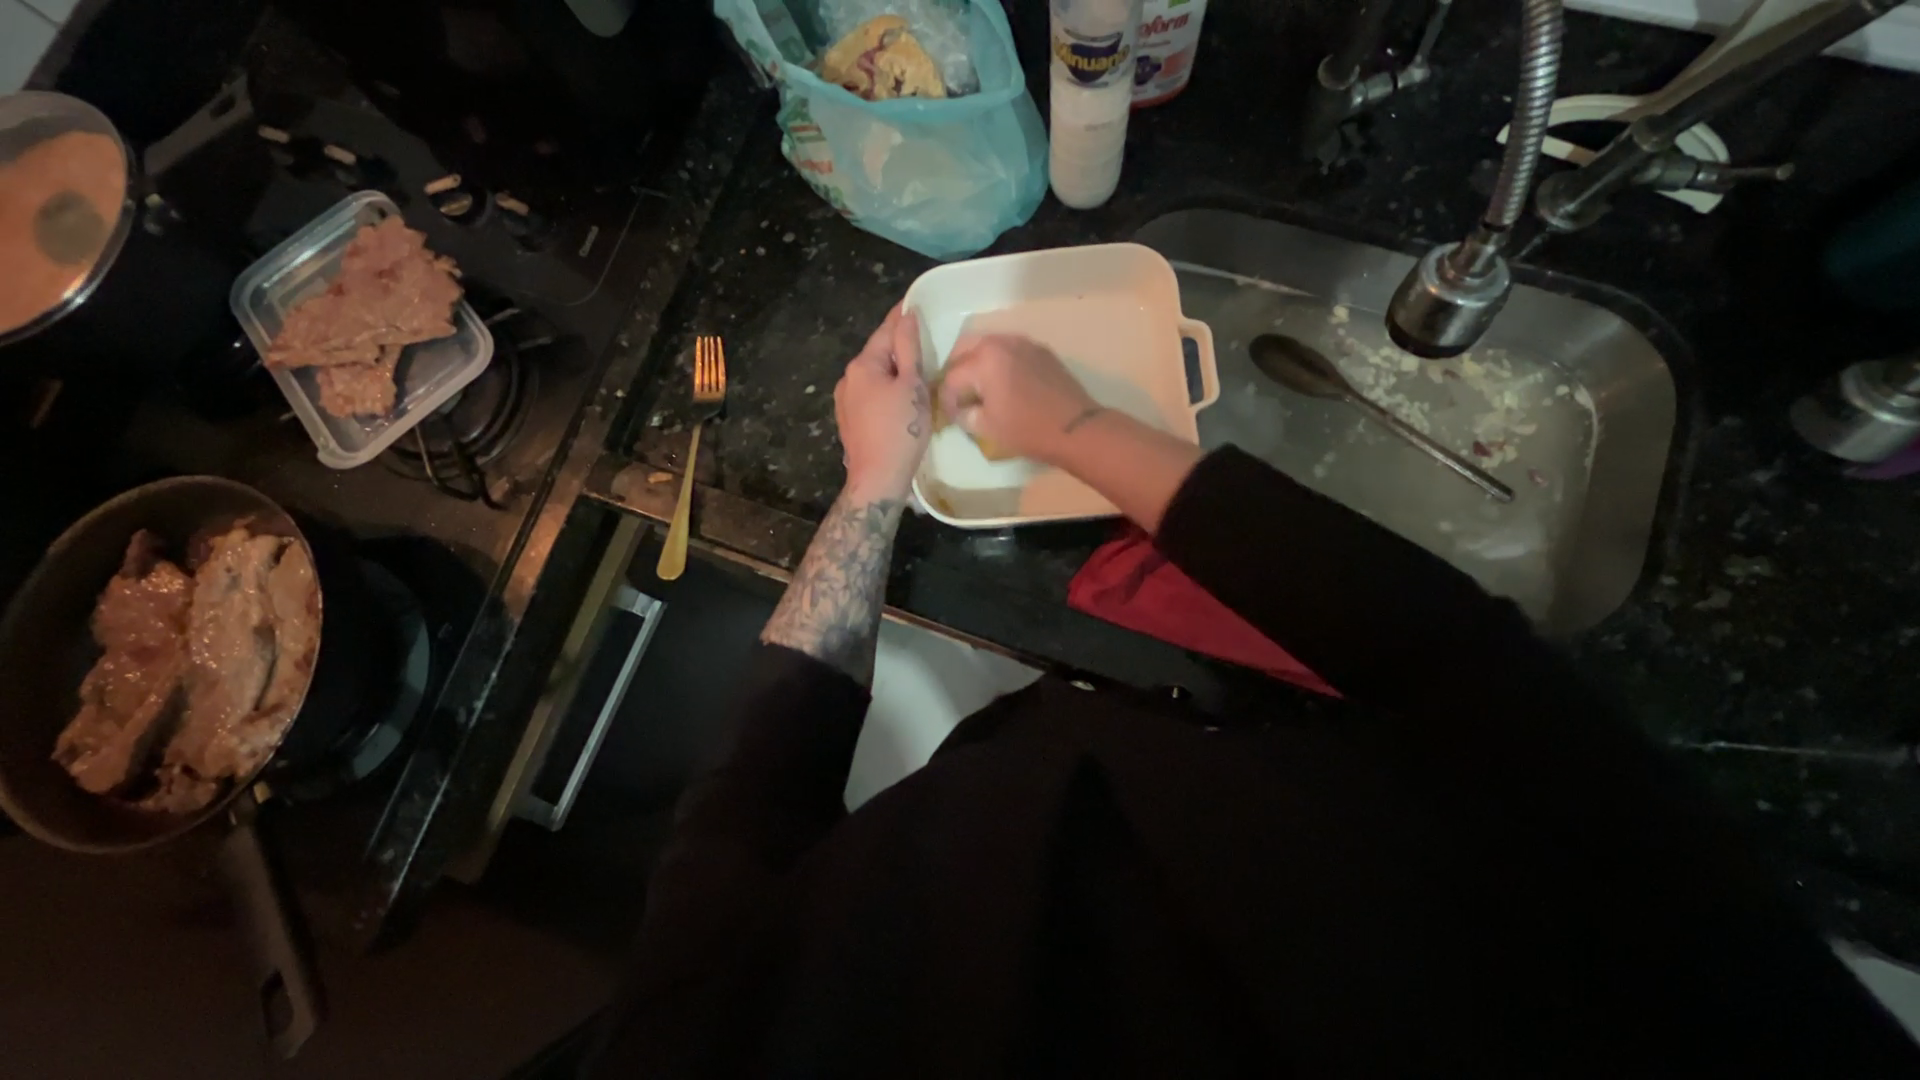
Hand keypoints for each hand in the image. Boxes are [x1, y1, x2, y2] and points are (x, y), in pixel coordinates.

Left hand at [836, 306, 930, 503]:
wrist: (877, 479)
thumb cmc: (900, 431)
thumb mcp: (912, 386)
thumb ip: (910, 349)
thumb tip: (907, 316)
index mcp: (862, 365)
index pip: (885, 331)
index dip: (902, 316)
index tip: (915, 303)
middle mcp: (848, 379)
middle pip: (878, 354)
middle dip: (899, 346)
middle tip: (924, 340)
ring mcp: (845, 402)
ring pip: (874, 376)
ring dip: (893, 371)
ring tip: (916, 371)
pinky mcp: (849, 421)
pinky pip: (870, 396)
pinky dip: (886, 390)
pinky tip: (900, 399)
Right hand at [937, 334, 1101, 464]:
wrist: (1075, 428)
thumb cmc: (1027, 429)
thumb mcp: (987, 428)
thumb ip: (965, 414)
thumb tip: (961, 409)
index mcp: (983, 360)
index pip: (952, 377)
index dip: (946, 398)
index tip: (950, 415)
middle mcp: (1000, 343)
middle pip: (965, 349)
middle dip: (956, 370)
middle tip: (958, 393)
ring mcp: (1023, 343)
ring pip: (988, 345)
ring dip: (977, 362)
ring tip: (979, 387)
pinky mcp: (1040, 350)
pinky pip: (1010, 350)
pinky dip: (999, 362)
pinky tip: (1004, 382)